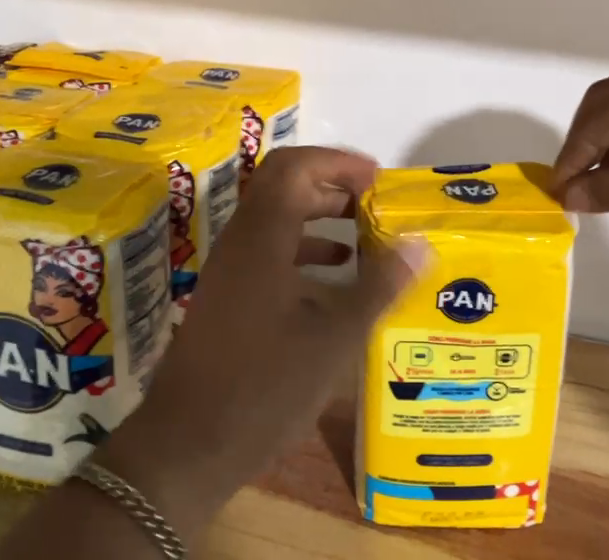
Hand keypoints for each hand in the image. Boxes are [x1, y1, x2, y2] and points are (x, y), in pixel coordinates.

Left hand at [96, 147, 429, 539]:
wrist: (188, 445)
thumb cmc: (263, 386)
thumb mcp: (333, 339)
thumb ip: (378, 286)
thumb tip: (420, 242)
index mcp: (262, 237)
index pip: (294, 166)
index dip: (337, 162)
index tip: (379, 179)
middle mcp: (241, 242)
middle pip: (285, 187)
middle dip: (333, 186)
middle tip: (378, 205)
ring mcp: (231, 271)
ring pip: (277, 220)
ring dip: (320, 218)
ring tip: (367, 237)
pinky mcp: (229, 298)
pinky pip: (270, 253)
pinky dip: (305, 252)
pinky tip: (336, 280)